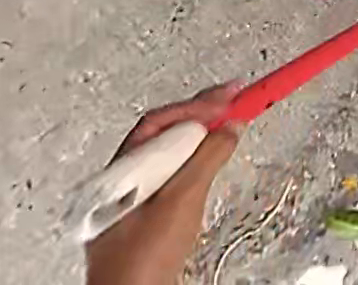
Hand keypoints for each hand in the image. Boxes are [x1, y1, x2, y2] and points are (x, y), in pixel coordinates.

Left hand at [86, 84, 244, 284]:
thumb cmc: (144, 263)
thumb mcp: (183, 200)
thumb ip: (208, 157)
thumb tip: (231, 126)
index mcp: (122, 167)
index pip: (163, 120)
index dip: (200, 104)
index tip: (234, 95)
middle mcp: (121, 178)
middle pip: (165, 132)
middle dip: (201, 114)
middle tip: (236, 101)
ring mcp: (130, 199)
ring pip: (167, 153)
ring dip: (198, 136)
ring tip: (226, 124)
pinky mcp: (142, 219)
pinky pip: (169, 175)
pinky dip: (192, 161)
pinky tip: (205, 163)